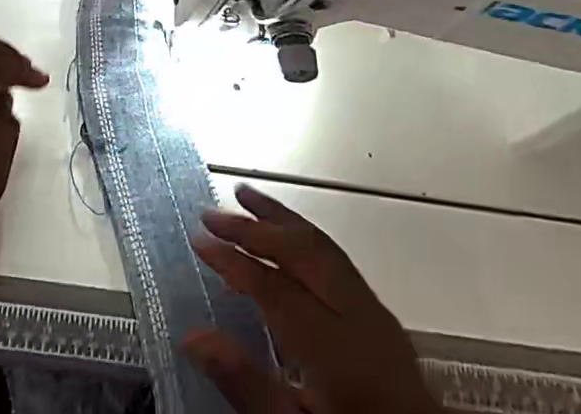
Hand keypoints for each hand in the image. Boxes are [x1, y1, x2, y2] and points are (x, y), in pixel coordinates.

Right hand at [185, 184, 439, 413]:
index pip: (276, 288)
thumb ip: (248, 383)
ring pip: (325, 250)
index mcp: (339, 352)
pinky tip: (284, 238)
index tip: (198, 239)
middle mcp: (363, 322)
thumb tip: (195, 338)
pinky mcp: (385, 321)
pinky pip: (339, 261)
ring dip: (281, 220)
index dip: (233, 259)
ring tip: (246, 197)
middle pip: (304, 255)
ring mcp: (379, 317)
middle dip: (254, 227)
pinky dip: (304, 237)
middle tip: (211, 212)